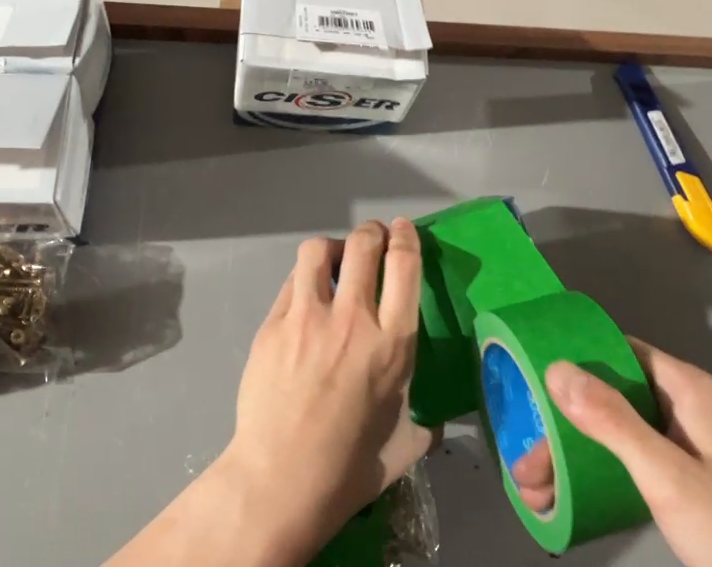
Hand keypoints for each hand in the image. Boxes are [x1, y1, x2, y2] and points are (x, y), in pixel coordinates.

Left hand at [219, 219, 439, 552]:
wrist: (280, 479)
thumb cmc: (350, 468)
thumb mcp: (406, 445)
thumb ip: (426, 423)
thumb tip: (438, 421)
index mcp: (393, 343)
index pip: (404, 265)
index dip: (406, 238)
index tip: (404, 231)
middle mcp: (352, 319)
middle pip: (363, 244)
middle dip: (371, 233)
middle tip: (373, 240)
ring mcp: (307, 318)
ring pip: (318, 251)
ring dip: (333, 248)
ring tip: (335, 261)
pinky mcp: (273, 325)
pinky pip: (291, 281)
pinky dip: (304, 278)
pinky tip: (307, 296)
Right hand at [510, 338, 711, 566]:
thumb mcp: (669, 477)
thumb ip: (613, 421)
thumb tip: (556, 366)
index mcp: (690, 391)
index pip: (621, 350)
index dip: (576, 360)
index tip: (528, 381)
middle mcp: (692, 409)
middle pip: (616, 397)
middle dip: (566, 427)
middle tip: (525, 468)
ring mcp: (697, 447)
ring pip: (623, 434)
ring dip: (579, 456)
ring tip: (536, 493)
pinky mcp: (699, 484)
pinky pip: (640, 462)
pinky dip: (605, 474)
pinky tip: (575, 498)